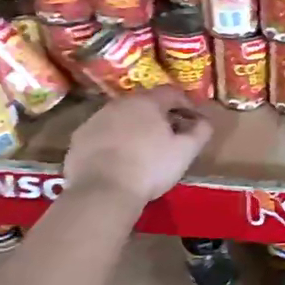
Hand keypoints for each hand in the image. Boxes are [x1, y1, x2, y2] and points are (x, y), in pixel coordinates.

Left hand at [62, 88, 212, 207]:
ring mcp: (95, 119)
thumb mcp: (185, 152)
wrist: (102, 191)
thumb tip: (205, 121)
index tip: (193, 120)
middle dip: (160, 116)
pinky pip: (103, 134)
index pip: (172, 93)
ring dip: (135, 127)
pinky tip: (119, 160)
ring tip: (143, 149)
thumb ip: (200, 132)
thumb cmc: (150, 168)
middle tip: (170, 136)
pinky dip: (114, 141)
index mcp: (147, 102)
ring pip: (122, 117)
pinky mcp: (79, 138)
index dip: (186, 104)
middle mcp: (119, 103)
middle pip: (145, 103)